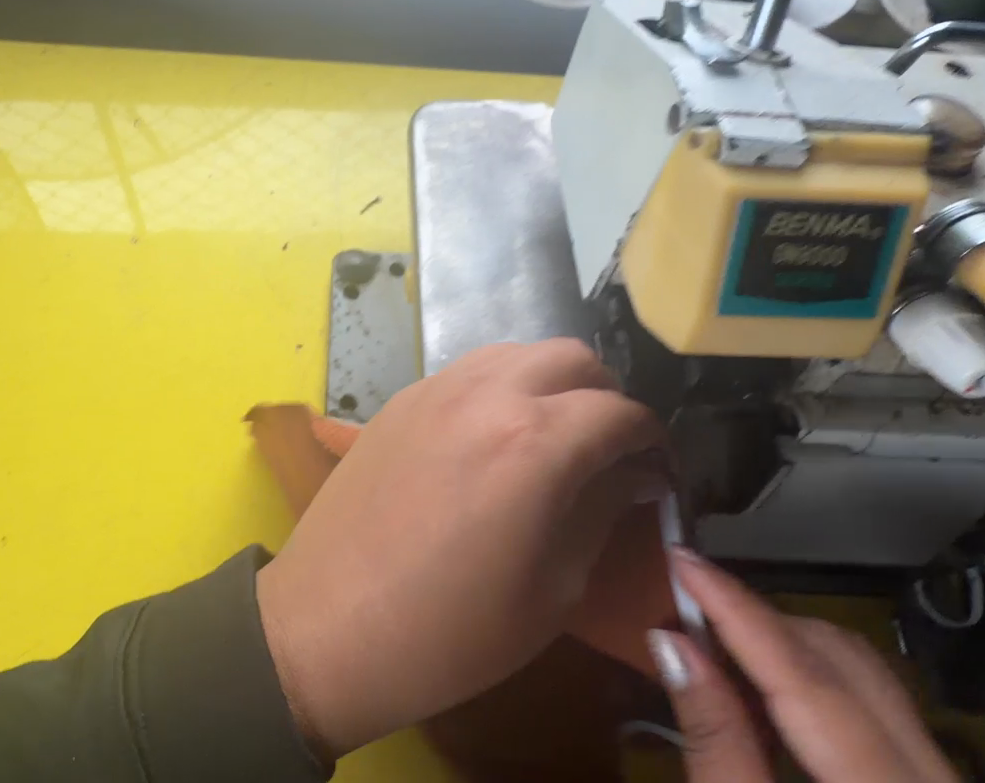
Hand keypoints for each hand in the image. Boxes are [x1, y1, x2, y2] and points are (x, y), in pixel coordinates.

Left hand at [256, 339, 666, 759]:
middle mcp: (489, 393)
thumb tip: (634, 473)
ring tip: (554, 436)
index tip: (658, 472)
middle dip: (607, 397)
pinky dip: (503, 387)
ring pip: (520, 353)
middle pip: (575, 358)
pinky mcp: (401, 398)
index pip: (623, 412)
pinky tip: (495, 436)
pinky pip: (471, 370)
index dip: (654, 441)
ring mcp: (438, 388)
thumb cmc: (450, 632)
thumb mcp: (552, 589)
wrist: (326, 628)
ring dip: (554, 383)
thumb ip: (602, 511)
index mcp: (535, 442)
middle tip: (609, 449)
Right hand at [648, 548, 958, 782]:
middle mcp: (935, 780)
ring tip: (715, 636)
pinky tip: (764, 686)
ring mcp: (943, 782)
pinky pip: (875, 705)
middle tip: (686, 601)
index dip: (738, 610)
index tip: (682, 560)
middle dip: (759, 621)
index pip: (807, 678)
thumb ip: (716, 743)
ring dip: (785, 644)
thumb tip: (673, 643)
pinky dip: (812, 678)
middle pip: (843, 664)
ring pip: (865, 675)